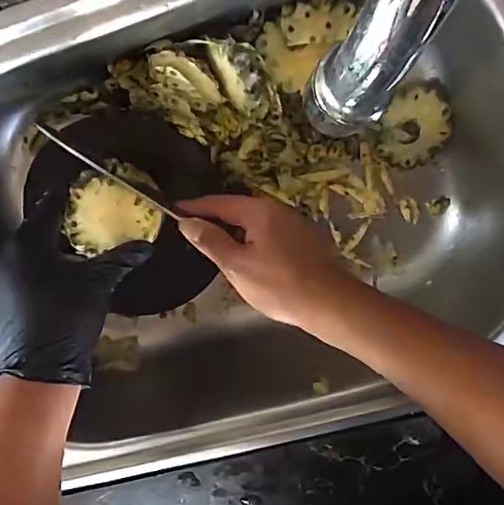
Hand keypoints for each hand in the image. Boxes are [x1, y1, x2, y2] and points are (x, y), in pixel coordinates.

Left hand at [0, 190, 151, 385]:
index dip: (63, 196)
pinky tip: (55, 279)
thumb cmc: (68, 316)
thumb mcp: (100, 282)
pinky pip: (17, 271)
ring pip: (24, 251)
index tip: (74, 190)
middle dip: (55, 225)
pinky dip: (35, 268)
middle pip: (34, 228)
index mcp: (28, 242)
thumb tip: (145, 246)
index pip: (48, 206)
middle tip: (77, 223)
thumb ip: (121, 258)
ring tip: (69, 252)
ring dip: (45, 248)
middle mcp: (5, 253)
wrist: (40, 366)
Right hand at [177, 195, 364, 331]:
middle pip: (239, 210)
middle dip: (217, 219)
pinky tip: (251, 258)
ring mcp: (296, 224)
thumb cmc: (279, 285)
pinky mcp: (307, 240)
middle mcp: (279, 210)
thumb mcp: (237, 265)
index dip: (195, 207)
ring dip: (237, 231)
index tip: (175, 210)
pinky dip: (256, 240)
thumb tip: (188, 222)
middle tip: (194, 230)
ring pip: (257, 223)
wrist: (328, 302)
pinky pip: (272, 234)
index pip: (219, 202)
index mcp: (259, 211)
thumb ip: (211, 241)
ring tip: (218, 246)